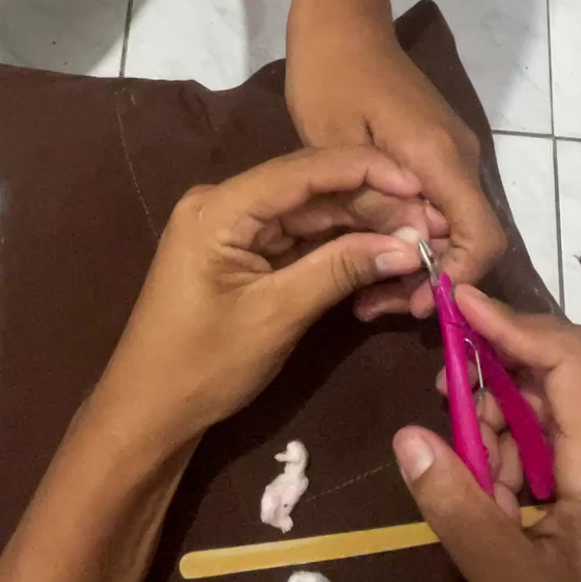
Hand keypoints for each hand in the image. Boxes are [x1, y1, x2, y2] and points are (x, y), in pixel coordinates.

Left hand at [100, 147, 430, 445]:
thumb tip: (409, 246)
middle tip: (430, 220)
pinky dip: (339, 245)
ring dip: (361, 223)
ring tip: (418, 235)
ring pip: (311, 212)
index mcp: (219, 206)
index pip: (302, 170)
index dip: (365, 170)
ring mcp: (235, 226)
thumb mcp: (277, 315)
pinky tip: (382, 249)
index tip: (418, 184)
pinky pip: (300, 237)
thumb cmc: (203, 364)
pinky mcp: (246, 250)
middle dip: (371, 201)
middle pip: (311, 188)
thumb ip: (341, 269)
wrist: (150, 410)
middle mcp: (226, 202)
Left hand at [286, 15, 504, 319]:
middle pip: (468, 237)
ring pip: (451, 224)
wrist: (342, 22)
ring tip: (365, 292)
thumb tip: (408, 251)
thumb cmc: (329, 78)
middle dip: (429, 278)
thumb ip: (372, 199)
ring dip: (415, 260)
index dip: (455, 278)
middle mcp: (459, 157)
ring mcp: (451, 152)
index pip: (480, 235)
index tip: (414, 304)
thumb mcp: (334, 145)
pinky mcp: (436, 151)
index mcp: (438, 156)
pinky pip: (436, 204)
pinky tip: (368, 252)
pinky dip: (410, 234)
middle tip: (375, 306)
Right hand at [393, 287, 580, 581]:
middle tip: (443, 397)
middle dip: (492, 375)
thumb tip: (407, 436)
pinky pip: (553, 435)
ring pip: (548, 403)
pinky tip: (499, 497)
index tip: (455, 303)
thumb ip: (458, 508)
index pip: (567, 356)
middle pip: (553, 370)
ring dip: (500, 423)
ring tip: (475, 476)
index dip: (511, 321)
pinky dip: (515, 451)